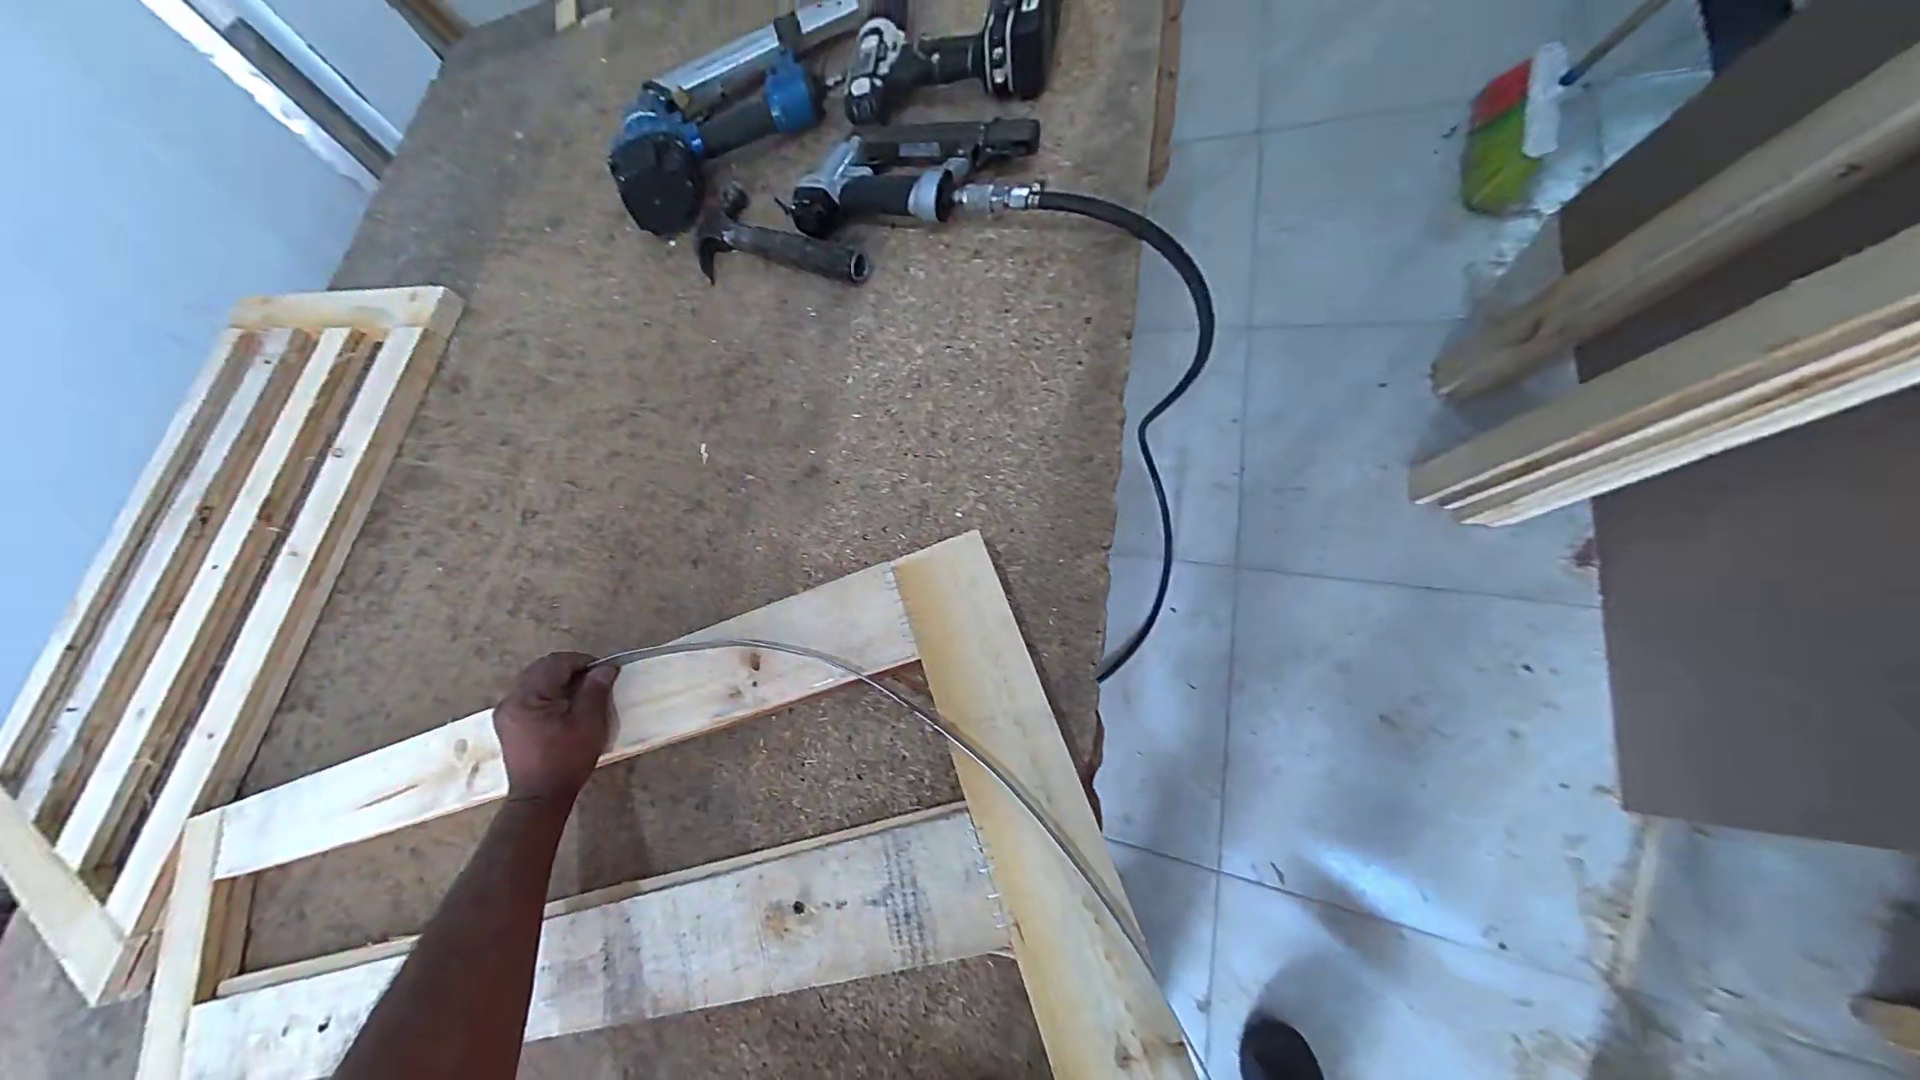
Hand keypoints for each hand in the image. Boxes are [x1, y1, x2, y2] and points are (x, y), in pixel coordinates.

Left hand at [494, 652, 616, 807]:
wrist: (540, 798)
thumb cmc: (567, 759)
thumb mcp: (589, 722)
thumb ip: (595, 690)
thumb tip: (604, 668)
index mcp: (527, 697)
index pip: (555, 663)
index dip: (583, 662)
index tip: (604, 672)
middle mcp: (510, 701)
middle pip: (541, 669)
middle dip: (570, 669)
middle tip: (595, 680)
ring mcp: (506, 713)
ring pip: (534, 682)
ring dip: (559, 681)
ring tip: (582, 694)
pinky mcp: (509, 725)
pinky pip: (529, 696)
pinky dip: (549, 694)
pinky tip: (565, 707)